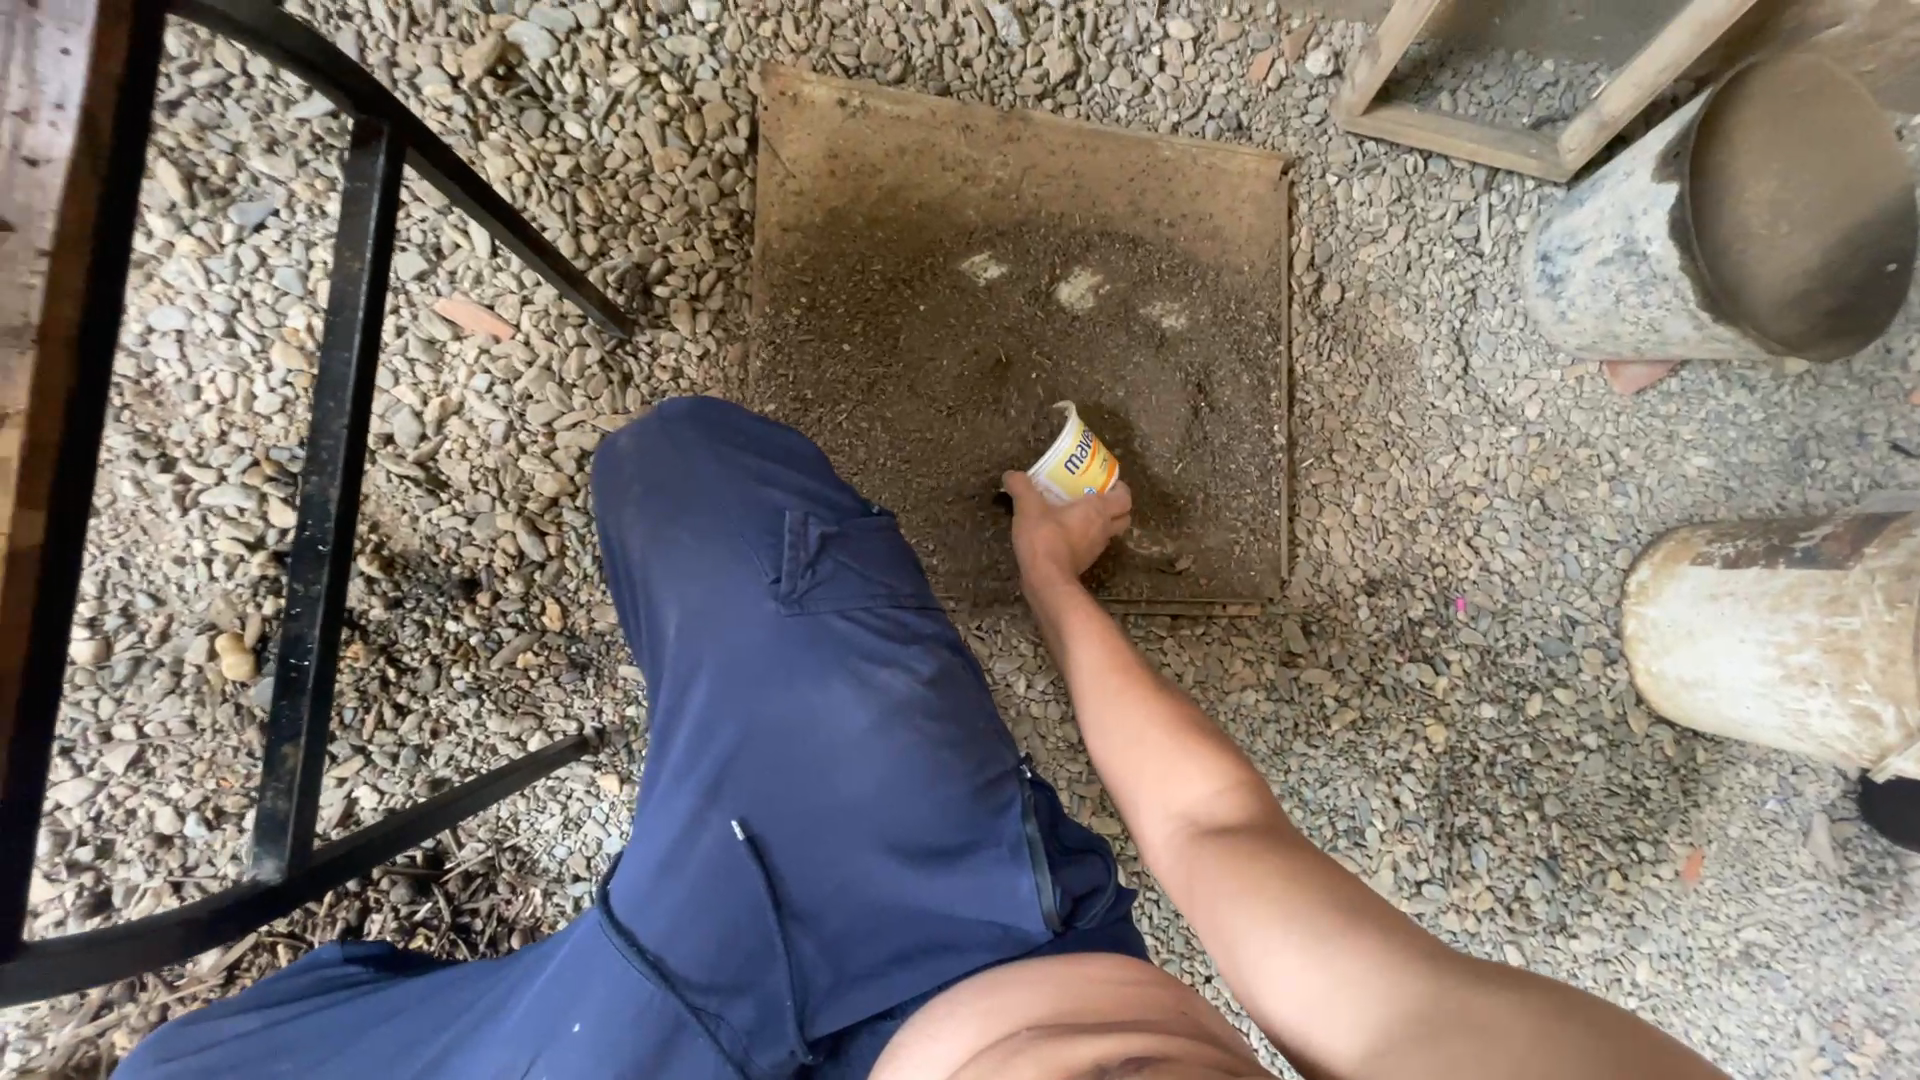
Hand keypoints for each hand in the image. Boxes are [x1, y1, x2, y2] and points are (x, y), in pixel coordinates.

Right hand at [1001, 471, 1131, 590]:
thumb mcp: (1028, 506)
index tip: (1106, 483)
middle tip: (1096, 497)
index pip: (1125, 497)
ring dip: (1100, 523)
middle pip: (1123, 517)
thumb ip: (1021, 486)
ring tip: (1078, 514)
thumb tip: (1010, 475)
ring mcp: (1096, 548)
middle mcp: (1103, 528)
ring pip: (1109, 532)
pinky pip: (1092, 546)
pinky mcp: (1085, 563)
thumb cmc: (1044, 538)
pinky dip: (1085, 538)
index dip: (1120, 489)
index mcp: (1098, 509)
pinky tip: (1066, 533)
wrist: (1046, 580)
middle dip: (1115, 507)